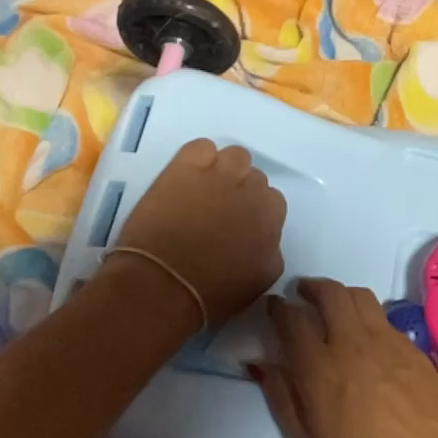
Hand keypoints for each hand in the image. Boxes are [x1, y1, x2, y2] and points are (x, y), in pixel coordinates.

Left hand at [111, 138, 286, 323]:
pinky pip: (202, 146)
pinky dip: (200, 157)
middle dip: (242, 191)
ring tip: (207, 189)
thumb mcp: (262, 278)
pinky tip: (190, 175)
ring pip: (235, 156)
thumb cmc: (214, 292)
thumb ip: (272, 249)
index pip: (274, 200)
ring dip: (226, 170)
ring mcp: (218, 175)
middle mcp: (251, 190)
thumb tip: (266, 237)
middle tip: (221, 211)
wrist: (163, 285)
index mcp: (271, 217)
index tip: (240, 226)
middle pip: (255, 176)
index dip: (256, 212)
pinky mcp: (184, 168)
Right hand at [257, 279, 437, 437]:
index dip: (278, 308)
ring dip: (340, 293)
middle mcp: (351, 341)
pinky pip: (383, 316)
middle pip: (329, 292)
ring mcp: (386, 338)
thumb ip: (283, 397)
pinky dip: (367, 314)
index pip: (291, 318)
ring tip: (334, 306)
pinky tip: (365, 333)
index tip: (274, 307)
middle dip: (311, 287)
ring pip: (360, 295)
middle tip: (302, 293)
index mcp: (319, 366)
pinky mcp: (411, 343)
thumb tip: (264, 364)